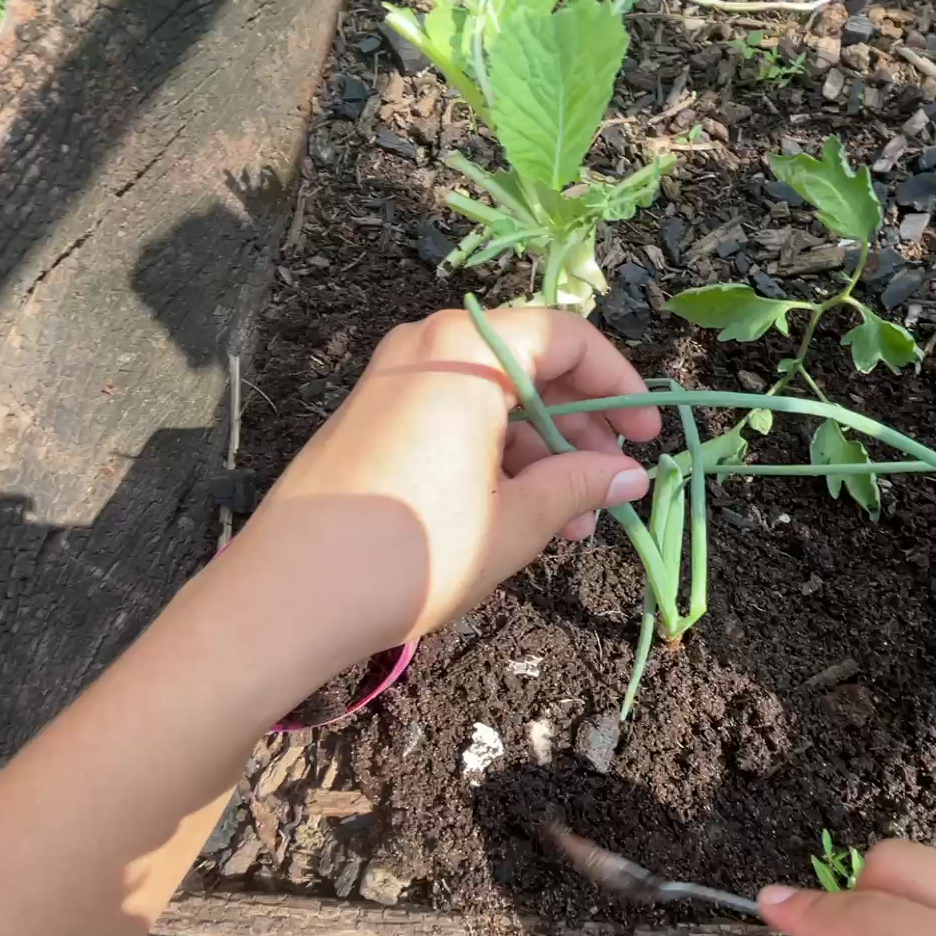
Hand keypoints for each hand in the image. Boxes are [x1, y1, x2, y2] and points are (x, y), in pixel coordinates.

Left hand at [218, 307, 657, 659]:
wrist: (289, 598)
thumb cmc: (417, 549)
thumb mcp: (516, 520)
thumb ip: (580, 484)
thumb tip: (631, 475)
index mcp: (467, 351)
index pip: (566, 338)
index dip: (618, 383)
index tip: (646, 433)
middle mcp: (428, 348)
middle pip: (530, 368)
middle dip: (581, 427)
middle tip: (614, 481)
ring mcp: (396, 382)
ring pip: (494, 403)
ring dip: (542, 455)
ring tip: (575, 520)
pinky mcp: (376, 419)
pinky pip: (456, 422)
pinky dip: (497, 460)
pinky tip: (524, 513)